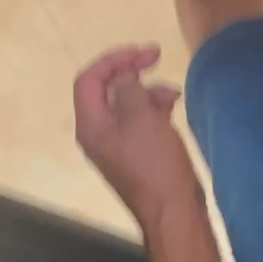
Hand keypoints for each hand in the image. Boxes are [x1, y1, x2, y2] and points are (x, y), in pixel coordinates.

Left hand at [74, 45, 201, 224]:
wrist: (173, 208)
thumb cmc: (155, 162)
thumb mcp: (141, 117)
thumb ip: (128, 89)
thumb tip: (122, 76)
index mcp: (91, 125)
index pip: (89, 79)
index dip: (113, 60)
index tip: (141, 53)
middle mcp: (98, 132)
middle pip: (106, 87)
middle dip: (131, 69)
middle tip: (156, 56)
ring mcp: (117, 142)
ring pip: (126, 100)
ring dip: (148, 88)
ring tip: (173, 93)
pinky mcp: (136, 149)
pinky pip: (139, 116)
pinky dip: (154, 105)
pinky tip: (173, 105)